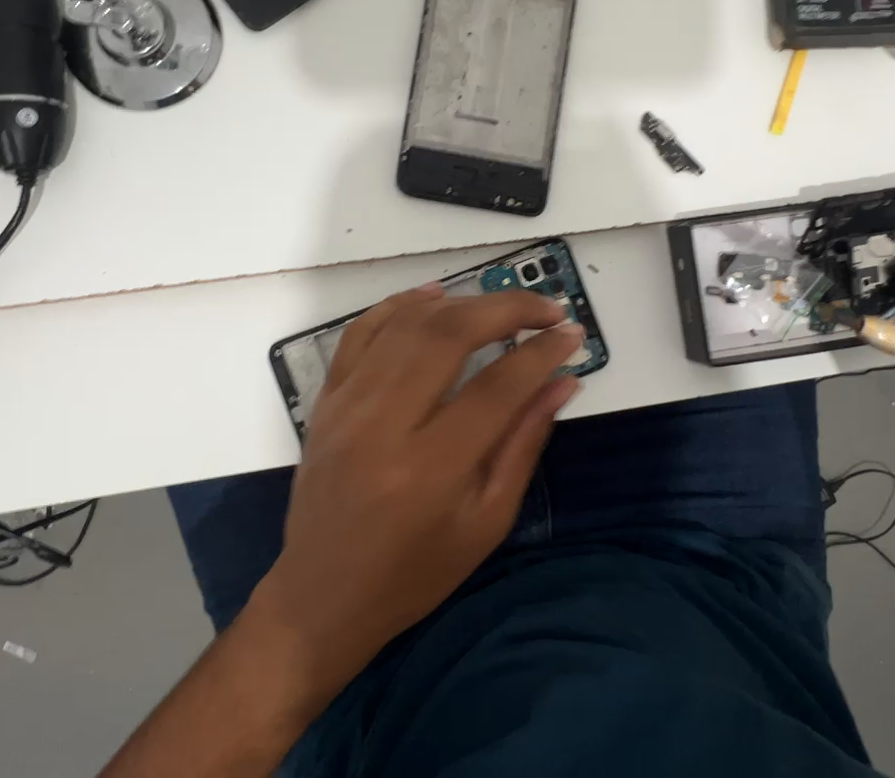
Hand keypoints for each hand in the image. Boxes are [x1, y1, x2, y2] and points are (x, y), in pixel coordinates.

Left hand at [253, 283, 583, 682]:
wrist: (322, 597)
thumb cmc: (414, 573)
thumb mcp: (486, 522)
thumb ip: (523, 443)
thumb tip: (563, 381)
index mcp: (429, 470)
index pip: (497, 387)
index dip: (542, 353)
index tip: (571, 336)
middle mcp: (382, 426)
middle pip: (448, 335)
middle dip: (506, 309)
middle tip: (546, 309)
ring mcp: (346, 407)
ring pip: (406, 324)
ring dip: (462, 301)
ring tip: (504, 305)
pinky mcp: (325, 401)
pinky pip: (361, 332)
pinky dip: (400, 305)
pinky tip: (435, 296)